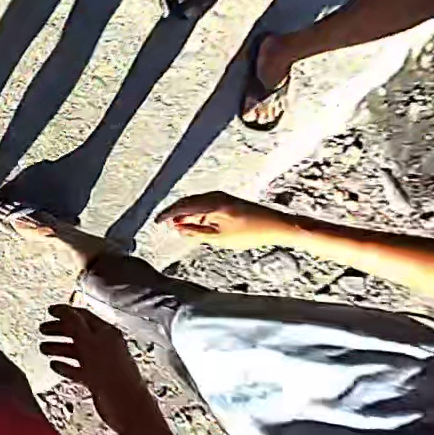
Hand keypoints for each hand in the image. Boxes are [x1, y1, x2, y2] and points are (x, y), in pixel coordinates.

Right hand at [39, 304, 151, 432]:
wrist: (126, 407)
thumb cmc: (111, 373)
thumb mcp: (88, 342)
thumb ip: (74, 324)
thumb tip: (63, 309)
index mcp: (106, 333)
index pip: (82, 316)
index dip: (64, 312)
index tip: (50, 311)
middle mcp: (105, 346)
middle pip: (78, 332)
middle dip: (58, 330)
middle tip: (43, 329)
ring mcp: (102, 363)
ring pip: (76, 351)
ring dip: (58, 348)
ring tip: (43, 349)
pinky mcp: (98, 380)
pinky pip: (78, 369)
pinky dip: (65, 366)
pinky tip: (55, 366)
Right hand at [154, 192, 293, 250]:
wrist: (278, 225)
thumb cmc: (250, 233)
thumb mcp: (220, 238)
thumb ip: (196, 232)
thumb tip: (177, 227)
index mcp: (211, 205)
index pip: (181, 208)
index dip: (166, 215)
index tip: (156, 222)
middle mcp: (214, 196)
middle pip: (185, 202)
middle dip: (173, 213)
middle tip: (164, 224)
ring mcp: (221, 196)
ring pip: (194, 202)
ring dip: (184, 213)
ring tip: (178, 226)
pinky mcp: (227, 199)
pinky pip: (203, 203)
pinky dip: (195, 211)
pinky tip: (195, 222)